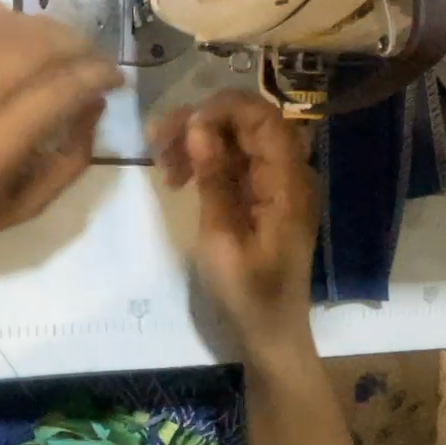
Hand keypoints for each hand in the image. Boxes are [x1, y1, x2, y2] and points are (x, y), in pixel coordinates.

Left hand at [0, 2, 122, 257]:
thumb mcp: (27, 206)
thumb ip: (71, 157)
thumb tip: (95, 101)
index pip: (58, 92)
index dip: (97, 76)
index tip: (115, 78)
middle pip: (33, 48)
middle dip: (77, 44)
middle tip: (94, 57)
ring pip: (0, 26)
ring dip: (44, 27)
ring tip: (63, 43)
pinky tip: (16, 29)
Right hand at [150, 90, 318, 358]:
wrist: (270, 334)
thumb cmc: (247, 294)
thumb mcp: (222, 239)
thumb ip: (214, 180)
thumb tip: (199, 126)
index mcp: (287, 183)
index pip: (263, 118)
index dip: (221, 109)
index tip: (181, 128)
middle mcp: (287, 174)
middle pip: (248, 123)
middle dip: (202, 122)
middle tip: (158, 142)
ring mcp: (275, 186)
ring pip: (238, 140)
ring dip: (199, 141)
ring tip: (162, 164)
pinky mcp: (262, 198)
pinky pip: (236, 163)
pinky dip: (206, 162)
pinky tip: (179, 177)